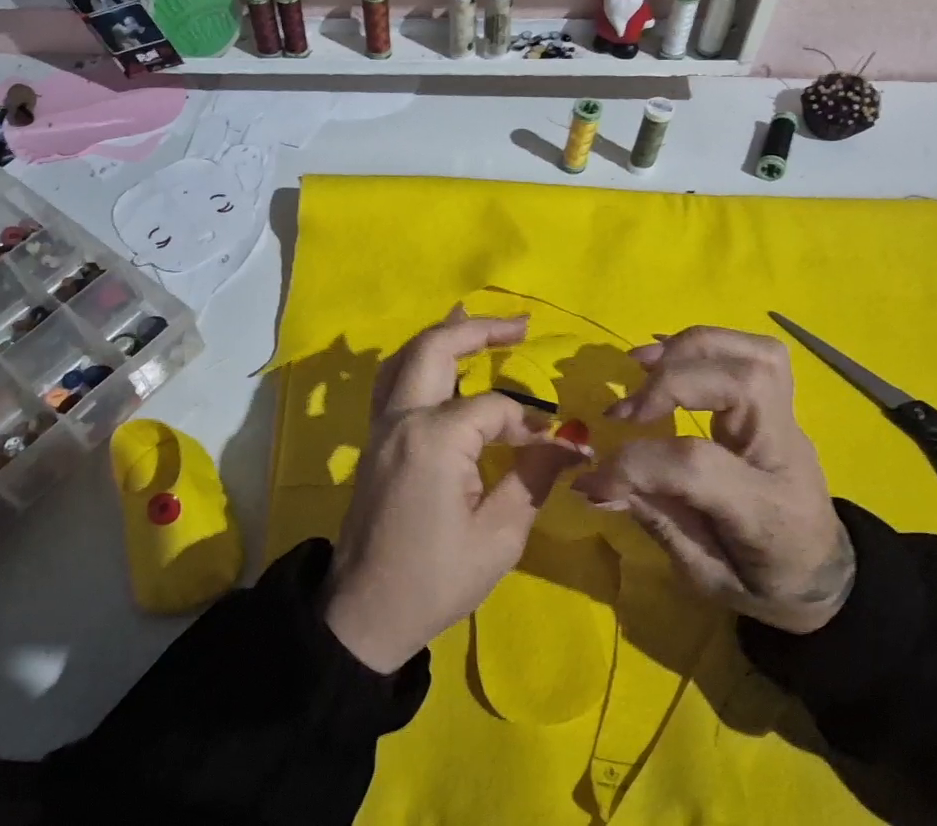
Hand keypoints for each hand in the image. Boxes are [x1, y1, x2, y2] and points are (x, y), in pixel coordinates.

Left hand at [324, 308, 583, 673]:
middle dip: (478, 329)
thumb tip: (570, 443)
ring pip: (405, 360)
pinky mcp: (373, 444)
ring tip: (475, 324)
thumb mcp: (500, 535)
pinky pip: (394, 384)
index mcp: (434, 438)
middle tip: (521, 325)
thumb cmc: (436, 578)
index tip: (560, 449)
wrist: (366, 612)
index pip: (495, 408)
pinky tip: (441, 369)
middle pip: (435, 349)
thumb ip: (534, 477)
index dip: (532, 425)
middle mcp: (401, 419)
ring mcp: (380, 429)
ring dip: (442, 339)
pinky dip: (419, 364)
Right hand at [572, 327, 854, 633]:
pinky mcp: (780, 407)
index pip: (697, 464)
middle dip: (671, 383)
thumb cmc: (764, 583)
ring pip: (757, 356)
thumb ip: (656, 523)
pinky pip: (755, 355)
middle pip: (744, 384)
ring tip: (640, 366)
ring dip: (691, 349)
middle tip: (622, 413)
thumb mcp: (707, 577)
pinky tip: (664, 358)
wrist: (825, 574)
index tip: (592, 478)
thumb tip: (594, 485)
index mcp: (767, 510)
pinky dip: (705, 345)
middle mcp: (785, 454)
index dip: (634, 464)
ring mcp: (788, 424)